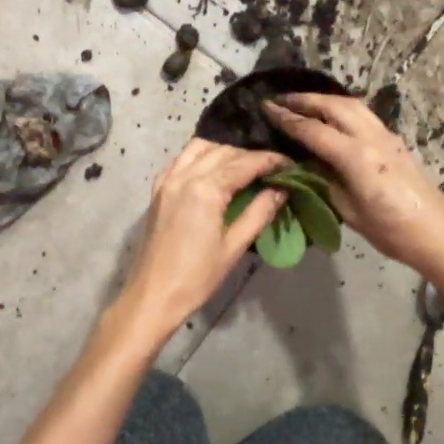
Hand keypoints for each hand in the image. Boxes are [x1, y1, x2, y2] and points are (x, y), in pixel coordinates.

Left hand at [105, 140, 289, 351]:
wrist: (154, 295)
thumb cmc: (197, 277)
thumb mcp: (234, 247)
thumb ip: (258, 213)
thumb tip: (281, 190)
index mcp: (205, 190)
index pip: (244, 163)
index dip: (270, 161)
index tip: (290, 164)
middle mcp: (184, 176)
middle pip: (223, 152)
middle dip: (250, 156)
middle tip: (272, 169)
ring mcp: (167, 181)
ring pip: (199, 148)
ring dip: (224, 152)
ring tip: (243, 167)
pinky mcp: (158, 190)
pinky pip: (180, 160)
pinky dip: (199, 158)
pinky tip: (212, 171)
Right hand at [263, 94, 443, 280]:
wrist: (438, 234)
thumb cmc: (391, 231)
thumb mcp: (349, 211)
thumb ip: (325, 182)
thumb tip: (305, 164)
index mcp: (357, 157)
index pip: (314, 130)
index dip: (287, 119)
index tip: (265, 108)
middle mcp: (372, 138)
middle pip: (333, 107)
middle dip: (304, 100)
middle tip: (280, 100)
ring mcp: (387, 137)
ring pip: (351, 105)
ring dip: (324, 101)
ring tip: (303, 104)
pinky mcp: (395, 142)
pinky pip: (363, 115)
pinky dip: (342, 109)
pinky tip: (332, 118)